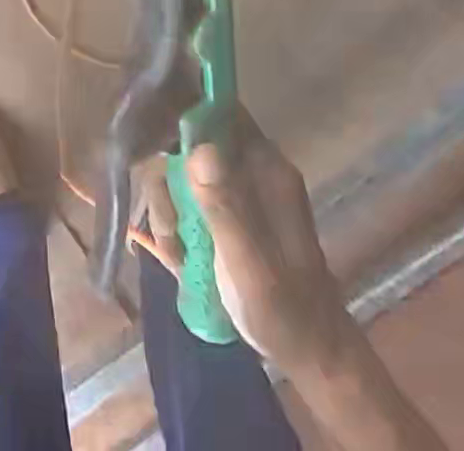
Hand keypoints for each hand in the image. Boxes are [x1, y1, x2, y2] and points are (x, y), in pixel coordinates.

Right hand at [145, 114, 350, 374]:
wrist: (309, 350)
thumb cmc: (284, 310)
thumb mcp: (251, 265)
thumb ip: (225, 207)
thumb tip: (199, 149)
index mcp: (265, 169)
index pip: (221, 112)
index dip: (183, 115)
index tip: (153, 146)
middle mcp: (251, 169)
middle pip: (191, 145)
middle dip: (169, 186)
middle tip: (171, 232)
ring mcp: (239, 191)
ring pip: (182, 175)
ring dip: (169, 213)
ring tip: (177, 255)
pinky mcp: (227, 212)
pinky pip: (188, 200)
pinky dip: (177, 225)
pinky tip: (180, 258)